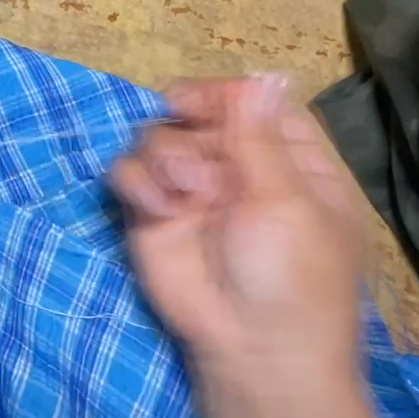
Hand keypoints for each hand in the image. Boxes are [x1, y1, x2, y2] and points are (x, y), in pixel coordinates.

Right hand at [110, 75, 362, 374]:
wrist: (247, 345)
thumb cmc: (290, 275)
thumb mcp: (286, 202)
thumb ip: (259, 136)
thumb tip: (267, 72)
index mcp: (291, 166)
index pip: (257, 105)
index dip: (227, 95)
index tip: (198, 101)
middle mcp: (237, 169)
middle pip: (198, 114)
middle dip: (189, 129)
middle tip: (190, 153)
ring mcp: (190, 188)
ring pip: (157, 137)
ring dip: (164, 158)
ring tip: (182, 195)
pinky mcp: (151, 207)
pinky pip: (128, 170)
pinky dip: (137, 181)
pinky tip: (156, 207)